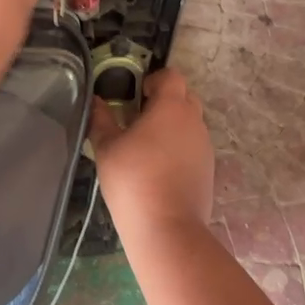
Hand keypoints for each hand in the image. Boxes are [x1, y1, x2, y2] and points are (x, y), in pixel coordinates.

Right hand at [89, 69, 214, 235]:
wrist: (167, 228)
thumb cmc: (133, 181)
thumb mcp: (107, 149)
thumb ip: (101, 120)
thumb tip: (96, 101)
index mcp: (171, 108)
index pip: (171, 76)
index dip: (153, 80)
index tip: (135, 95)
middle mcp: (194, 121)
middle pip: (184, 97)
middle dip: (164, 101)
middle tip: (138, 118)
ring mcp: (205, 146)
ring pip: (190, 123)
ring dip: (172, 126)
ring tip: (146, 147)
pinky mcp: (208, 169)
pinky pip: (194, 146)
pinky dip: (179, 148)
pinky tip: (159, 169)